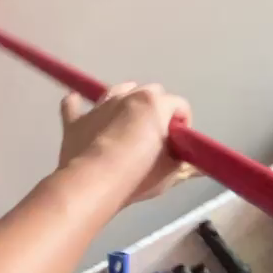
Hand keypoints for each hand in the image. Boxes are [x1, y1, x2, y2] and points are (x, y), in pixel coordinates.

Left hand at [58, 83, 192, 205]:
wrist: (94, 181)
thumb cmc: (139, 174)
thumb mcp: (171, 173)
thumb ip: (185, 165)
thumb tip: (199, 167)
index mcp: (154, 104)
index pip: (179, 105)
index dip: (182, 123)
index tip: (179, 143)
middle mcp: (126, 97)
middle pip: (148, 92)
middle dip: (155, 108)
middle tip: (154, 134)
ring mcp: (98, 107)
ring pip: (116, 91)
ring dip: (124, 100)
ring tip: (126, 122)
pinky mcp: (75, 120)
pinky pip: (73, 104)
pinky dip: (76, 105)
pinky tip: (77, 106)